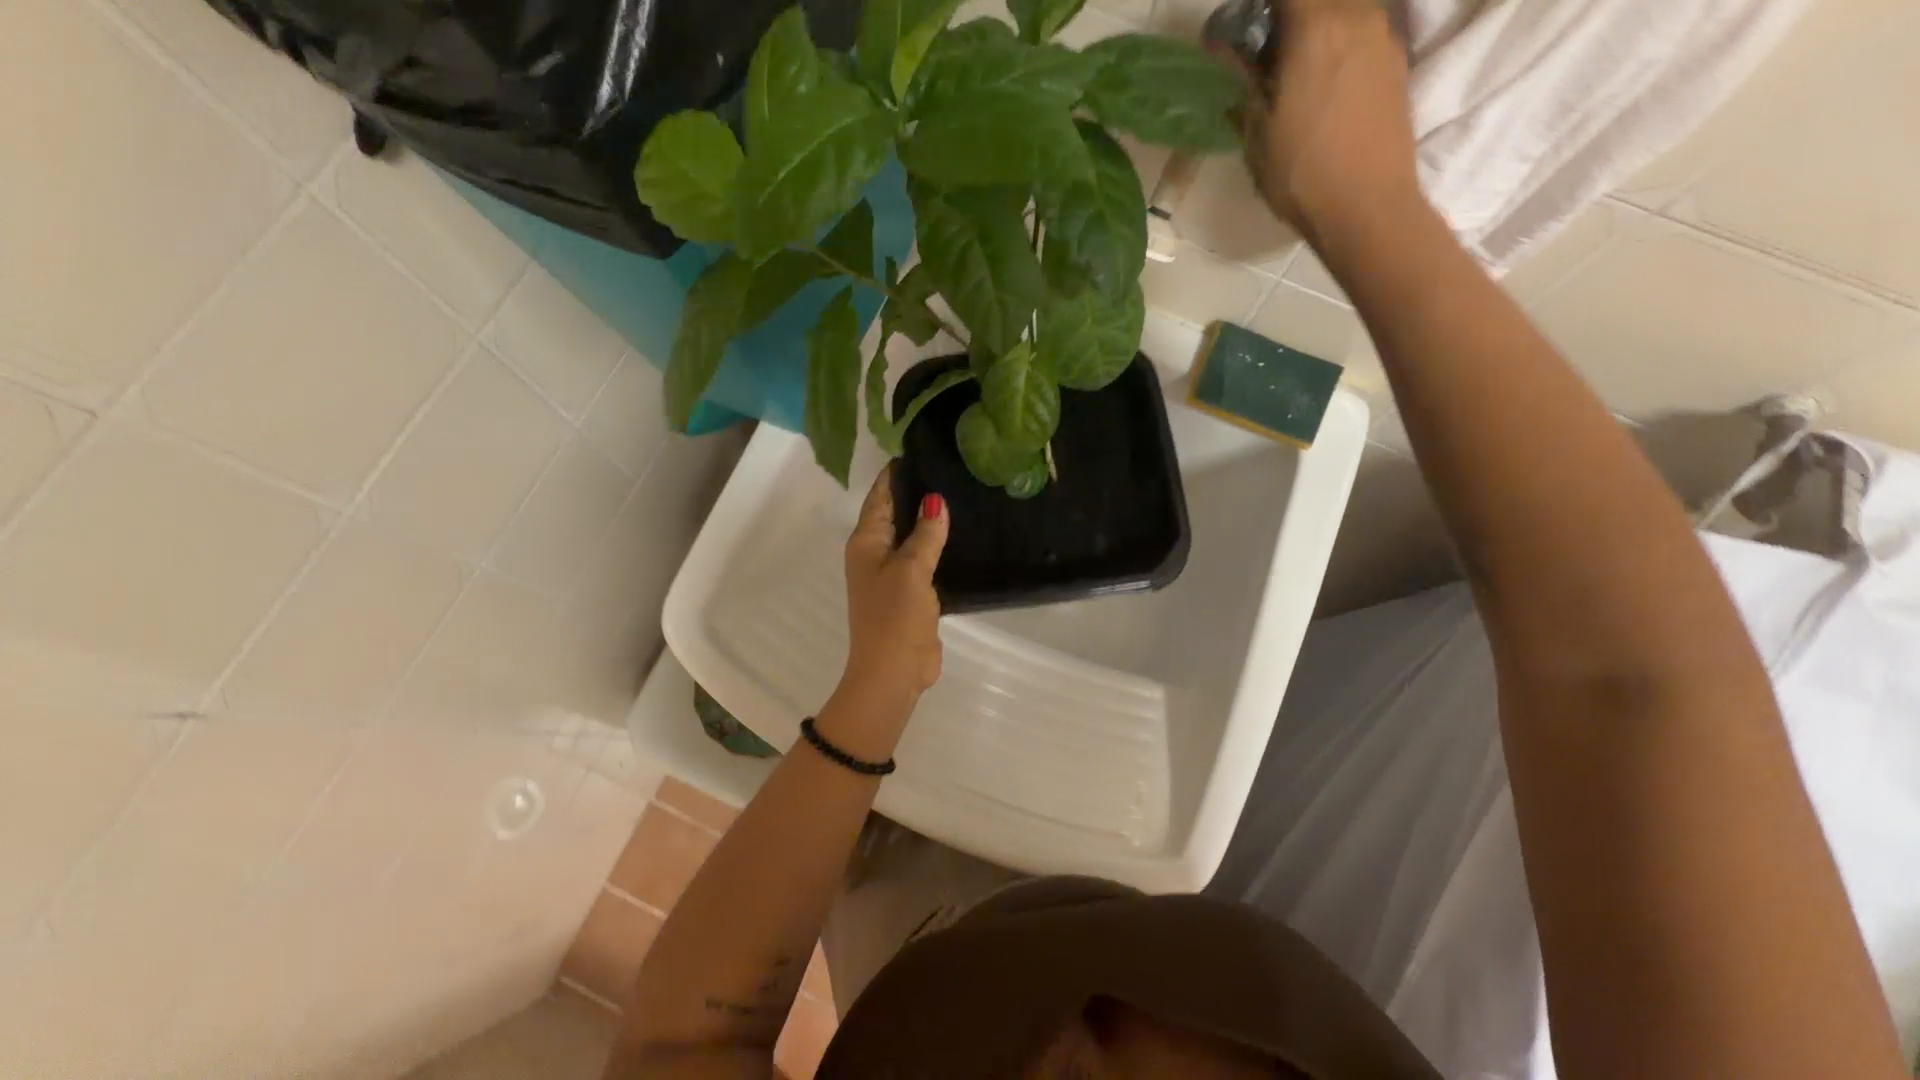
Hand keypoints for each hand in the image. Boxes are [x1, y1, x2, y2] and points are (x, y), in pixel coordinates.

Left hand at [828, 466, 949, 737]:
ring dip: (933, 523)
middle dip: (920, 494)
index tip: (923, 449)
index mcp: (866, 542)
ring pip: (915, 539)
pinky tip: (965, 536)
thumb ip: (924, 534)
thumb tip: (935, 500)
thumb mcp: (911, 570)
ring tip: (965, 494)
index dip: (897, 474)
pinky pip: (927, 561)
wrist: (893, 672)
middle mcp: (876, 554)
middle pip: (897, 514)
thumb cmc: (895, 617)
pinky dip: (941, 549)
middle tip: (955, 467)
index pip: (880, 496)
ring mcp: (894, 575)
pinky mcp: (913, 594)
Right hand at [1236, 0, 1421, 242]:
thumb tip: (1222, 46)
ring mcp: (1384, 39)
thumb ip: (1243, 77)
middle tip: (1266, 45)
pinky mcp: (1399, 64)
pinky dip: (1342, 39)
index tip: (1244, 26)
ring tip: (1294, 60)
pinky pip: (1365, 31)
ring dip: (1320, 23)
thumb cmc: (1303, 174)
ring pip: (1348, 8)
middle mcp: (1357, 18)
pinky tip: (1324, 77)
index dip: (1261, 7)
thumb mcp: (1257, 130)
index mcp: (1316, 27)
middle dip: (1291, 12)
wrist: (1368, 209)